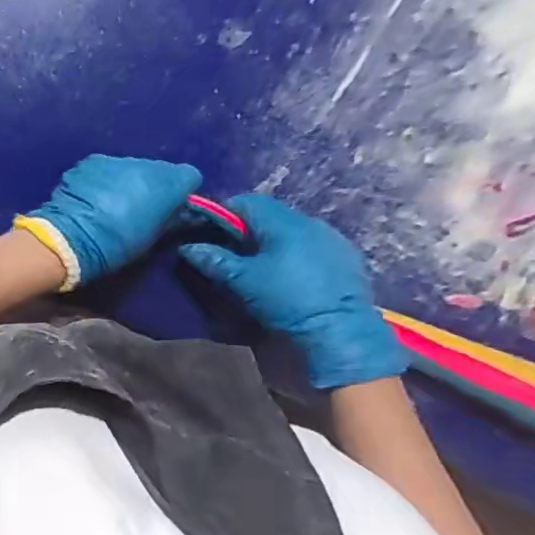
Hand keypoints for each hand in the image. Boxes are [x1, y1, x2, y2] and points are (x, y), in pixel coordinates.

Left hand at [16, 155, 202, 289]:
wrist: (68, 238)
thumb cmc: (115, 245)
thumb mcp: (151, 237)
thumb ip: (168, 218)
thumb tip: (177, 211)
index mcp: (165, 183)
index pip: (188, 176)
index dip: (181, 192)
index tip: (171, 207)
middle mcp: (142, 164)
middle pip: (158, 170)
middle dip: (152, 186)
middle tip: (139, 208)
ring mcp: (114, 160)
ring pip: (131, 167)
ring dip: (127, 181)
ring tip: (112, 203)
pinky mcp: (89, 162)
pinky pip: (105, 169)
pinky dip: (104, 180)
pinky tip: (93, 198)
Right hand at [179, 193, 405, 389]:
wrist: (340, 332)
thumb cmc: (285, 300)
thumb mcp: (242, 281)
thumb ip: (214, 260)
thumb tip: (187, 246)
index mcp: (284, 222)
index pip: (246, 202)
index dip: (222, 213)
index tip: (208, 232)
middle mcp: (310, 222)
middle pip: (269, 215)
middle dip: (246, 229)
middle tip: (228, 252)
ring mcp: (333, 239)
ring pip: (291, 230)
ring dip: (271, 242)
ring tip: (257, 265)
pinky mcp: (347, 259)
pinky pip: (311, 246)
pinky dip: (293, 253)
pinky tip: (287, 275)